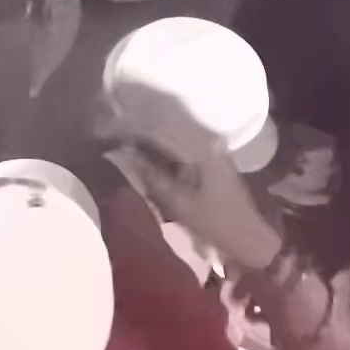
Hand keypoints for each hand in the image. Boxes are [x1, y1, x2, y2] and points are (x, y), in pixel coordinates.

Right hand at [102, 83, 283, 269]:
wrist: (248, 233)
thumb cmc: (212, 223)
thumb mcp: (176, 203)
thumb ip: (148, 173)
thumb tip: (119, 152)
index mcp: (198, 149)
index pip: (154, 128)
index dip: (124, 128)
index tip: (101, 133)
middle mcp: (205, 135)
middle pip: (161, 116)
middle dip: (129, 119)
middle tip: (104, 127)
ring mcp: (208, 137)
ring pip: (168, 118)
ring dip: (140, 121)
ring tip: (115, 128)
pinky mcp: (208, 143)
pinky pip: (176, 127)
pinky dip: (154, 129)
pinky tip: (137, 136)